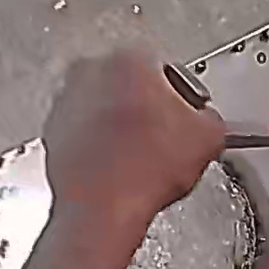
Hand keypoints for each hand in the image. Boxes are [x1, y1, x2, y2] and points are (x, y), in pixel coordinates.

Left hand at [41, 47, 224, 255]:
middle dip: (153, 106)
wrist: (105, 206)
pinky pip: (89, 130)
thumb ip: (213, 119)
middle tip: (172, 134)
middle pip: (134, 83)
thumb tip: (208, 122)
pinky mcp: (55, 131)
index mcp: (130, 62)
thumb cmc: (146, 169)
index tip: (191, 114)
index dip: (186, 95)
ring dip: (128, 125)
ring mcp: (67, 101)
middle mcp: (90, 72)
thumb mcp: (209, 138)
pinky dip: (106, 144)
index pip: (168, 67)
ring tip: (150, 155)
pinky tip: (128, 166)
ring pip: (108, 105)